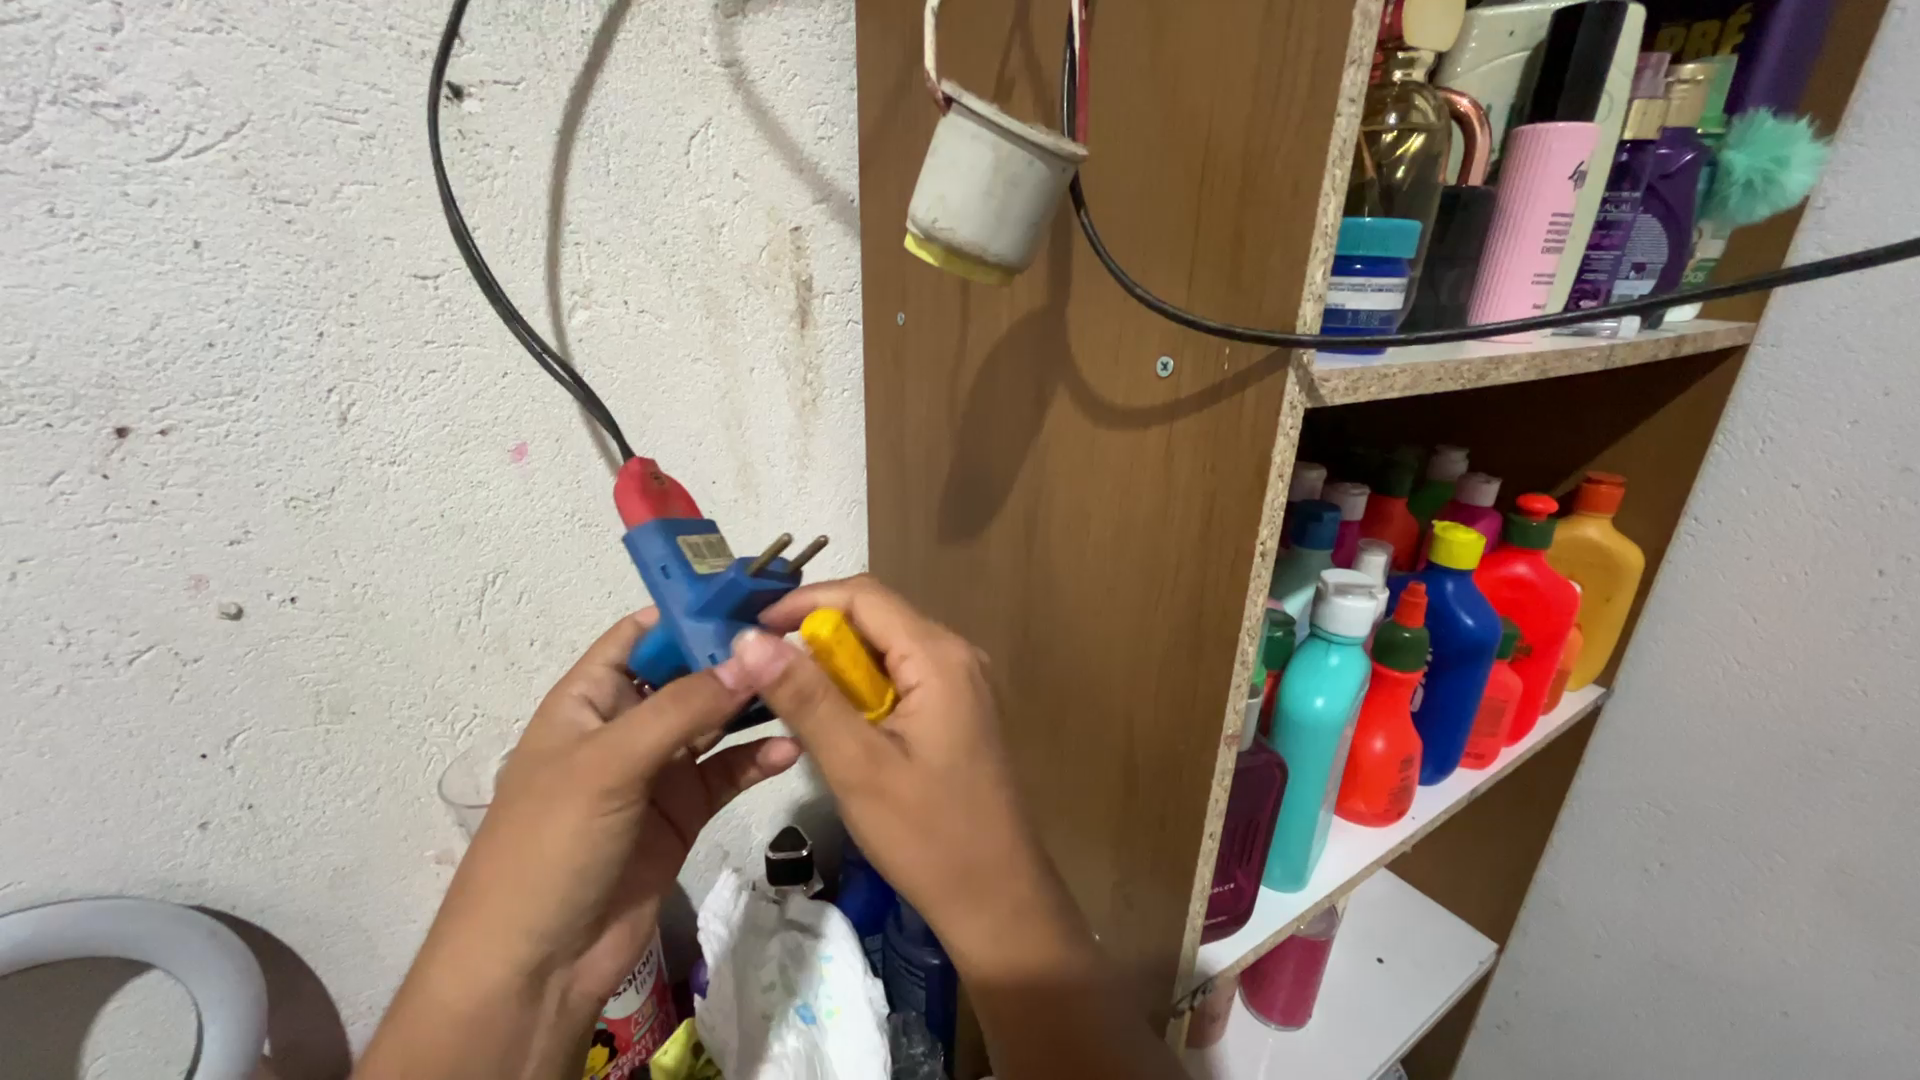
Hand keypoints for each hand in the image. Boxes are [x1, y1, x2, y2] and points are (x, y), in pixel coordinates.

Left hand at [363, 608, 799, 1078]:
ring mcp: (656, 772)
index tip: (750, 596)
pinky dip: (757, 759)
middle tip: (796, 640)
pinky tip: (789, 750)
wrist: (536, 968)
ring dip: (753, 707)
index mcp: (586, 702)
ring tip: (803, 687)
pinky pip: (727, 773)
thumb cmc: (550, 847)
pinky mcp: (684, 812)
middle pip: (686, 676)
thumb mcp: (608, 765)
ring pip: (714, 723)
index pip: (639, 637)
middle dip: (734, 659)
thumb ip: (683, 708)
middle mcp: (624, 728)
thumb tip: (754, 658)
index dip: (687, 612)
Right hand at [730, 576, 1094, 981]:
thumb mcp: (856, 765)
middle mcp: (957, 655)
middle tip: (763, 670)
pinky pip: (902, 677)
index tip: (753, 631)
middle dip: (816, 635)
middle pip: (877, 618)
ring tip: (789, 698)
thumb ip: (805, 697)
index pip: (864, 596)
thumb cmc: (928, 836)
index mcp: (940, 656)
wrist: (998, 897)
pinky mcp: (958, 710)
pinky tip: (836, 723)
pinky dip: (861, 688)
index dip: (804, 602)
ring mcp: (963, 683)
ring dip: (836, 665)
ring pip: (886, 648)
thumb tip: (749, 639)